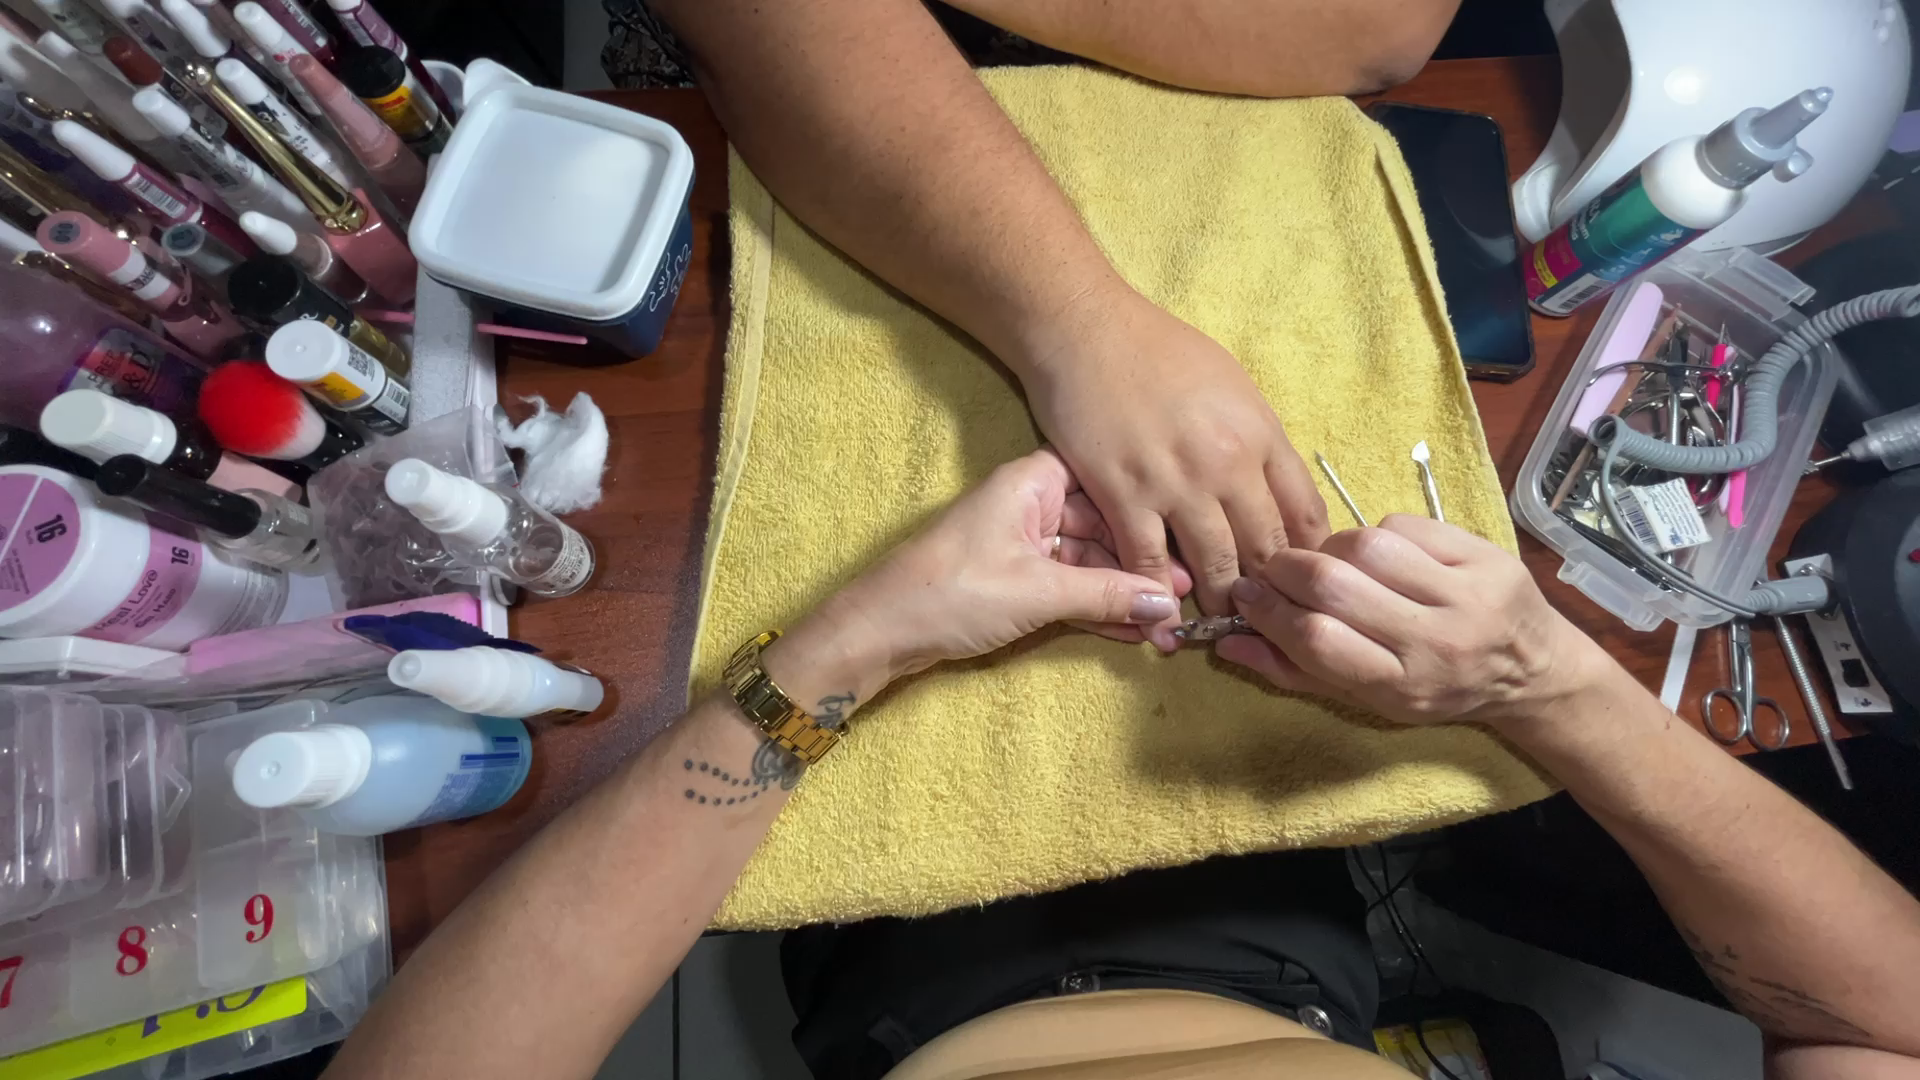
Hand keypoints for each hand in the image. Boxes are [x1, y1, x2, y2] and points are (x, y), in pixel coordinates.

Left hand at [789, 448, 1193, 695]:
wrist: (882, 630)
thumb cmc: (955, 591)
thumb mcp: (1039, 592)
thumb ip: (1107, 595)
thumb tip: (1170, 604)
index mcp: (1032, 483)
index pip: (1105, 481)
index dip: (1146, 510)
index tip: (1189, 540)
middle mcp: (1030, 505)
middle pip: (1100, 526)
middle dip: (1139, 566)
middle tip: (1187, 600)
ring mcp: (1021, 543)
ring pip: (1086, 561)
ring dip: (1121, 594)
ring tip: (1167, 624)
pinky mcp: (1013, 578)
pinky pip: (1066, 586)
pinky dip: (1093, 607)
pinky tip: (1131, 631)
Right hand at [1019, 287, 1328, 644]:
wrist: (1087, 332)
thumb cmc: (1157, 350)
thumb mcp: (1231, 383)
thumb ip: (1256, 436)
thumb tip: (1269, 484)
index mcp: (1261, 433)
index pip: (1305, 514)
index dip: (1307, 558)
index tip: (1300, 581)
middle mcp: (1228, 464)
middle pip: (1264, 548)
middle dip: (1270, 590)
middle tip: (1265, 617)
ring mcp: (1175, 483)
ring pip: (1213, 564)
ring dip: (1219, 600)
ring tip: (1220, 623)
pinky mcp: (1123, 495)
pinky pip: (1147, 560)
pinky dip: (1156, 593)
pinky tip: (1162, 615)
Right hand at [1214, 515, 1606, 726]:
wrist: (1533, 670)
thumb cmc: (1434, 690)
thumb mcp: (1363, 698)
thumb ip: (1292, 670)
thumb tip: (1225, 643)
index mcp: (1403, 686)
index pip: (1317, 639)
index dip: (1269, 613)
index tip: (1245, 596)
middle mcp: (1438, 642)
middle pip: (1334, 586)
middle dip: (1286, 570)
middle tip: (1275, 571)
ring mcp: (1467, 594)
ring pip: (1364, 546)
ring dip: (1328, 549)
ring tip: (1327, 563)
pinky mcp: (1485, 555)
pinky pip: (1400, 524)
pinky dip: (1371, 535)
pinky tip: (1376, 555)